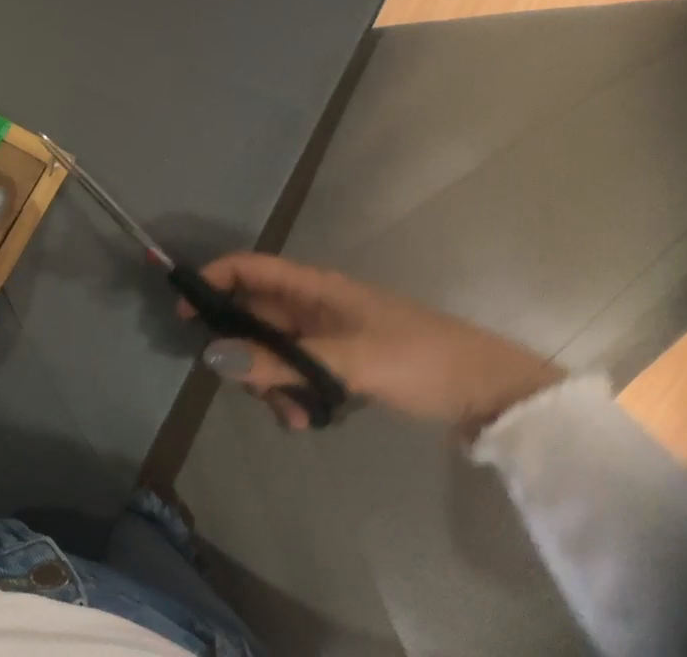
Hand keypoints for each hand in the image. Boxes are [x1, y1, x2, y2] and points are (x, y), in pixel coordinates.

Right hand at [193, 252, 564, 437]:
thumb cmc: (423, 361)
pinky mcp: (341, 364)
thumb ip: (278, 361)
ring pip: (270, 350)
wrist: (501, 396)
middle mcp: (314, 306)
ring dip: (267, 381)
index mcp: (316, 288)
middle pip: (251, 315)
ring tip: (288, 414)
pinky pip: (295, 373)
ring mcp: (327, 336)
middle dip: (240, 351)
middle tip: (242, 383)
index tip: (185, 314)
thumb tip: (211, 357)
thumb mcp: (348, 363)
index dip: (211, 280)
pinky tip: (303, 419)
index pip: (247, 268)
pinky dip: (290, 394)